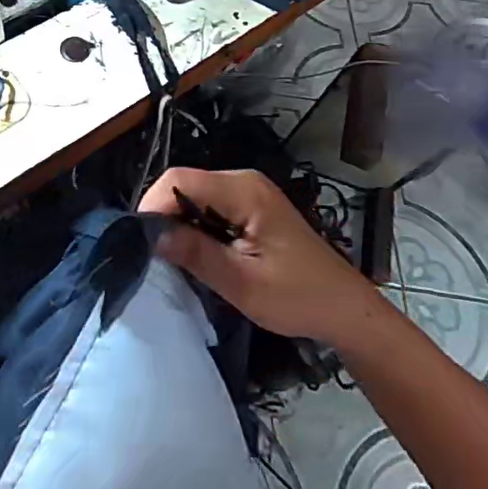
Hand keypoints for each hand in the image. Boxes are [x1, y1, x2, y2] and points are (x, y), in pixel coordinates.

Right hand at [138, 167, 388, 344]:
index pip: (178, 179)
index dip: (154, 206)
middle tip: (158, 258)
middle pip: (184, 184)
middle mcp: (244, 181)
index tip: (143, 244)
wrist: (344, 308)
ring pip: (194, 196)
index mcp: (243, 191)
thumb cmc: (298, 297)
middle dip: (165, 217)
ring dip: (181, 225)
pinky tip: (202, 255)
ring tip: (178, 260)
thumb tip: (148, 233)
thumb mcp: (242, 283)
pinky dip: (198, 227)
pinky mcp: (251, 206)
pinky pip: (210, 206)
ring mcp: (249, 191)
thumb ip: (195, 253)